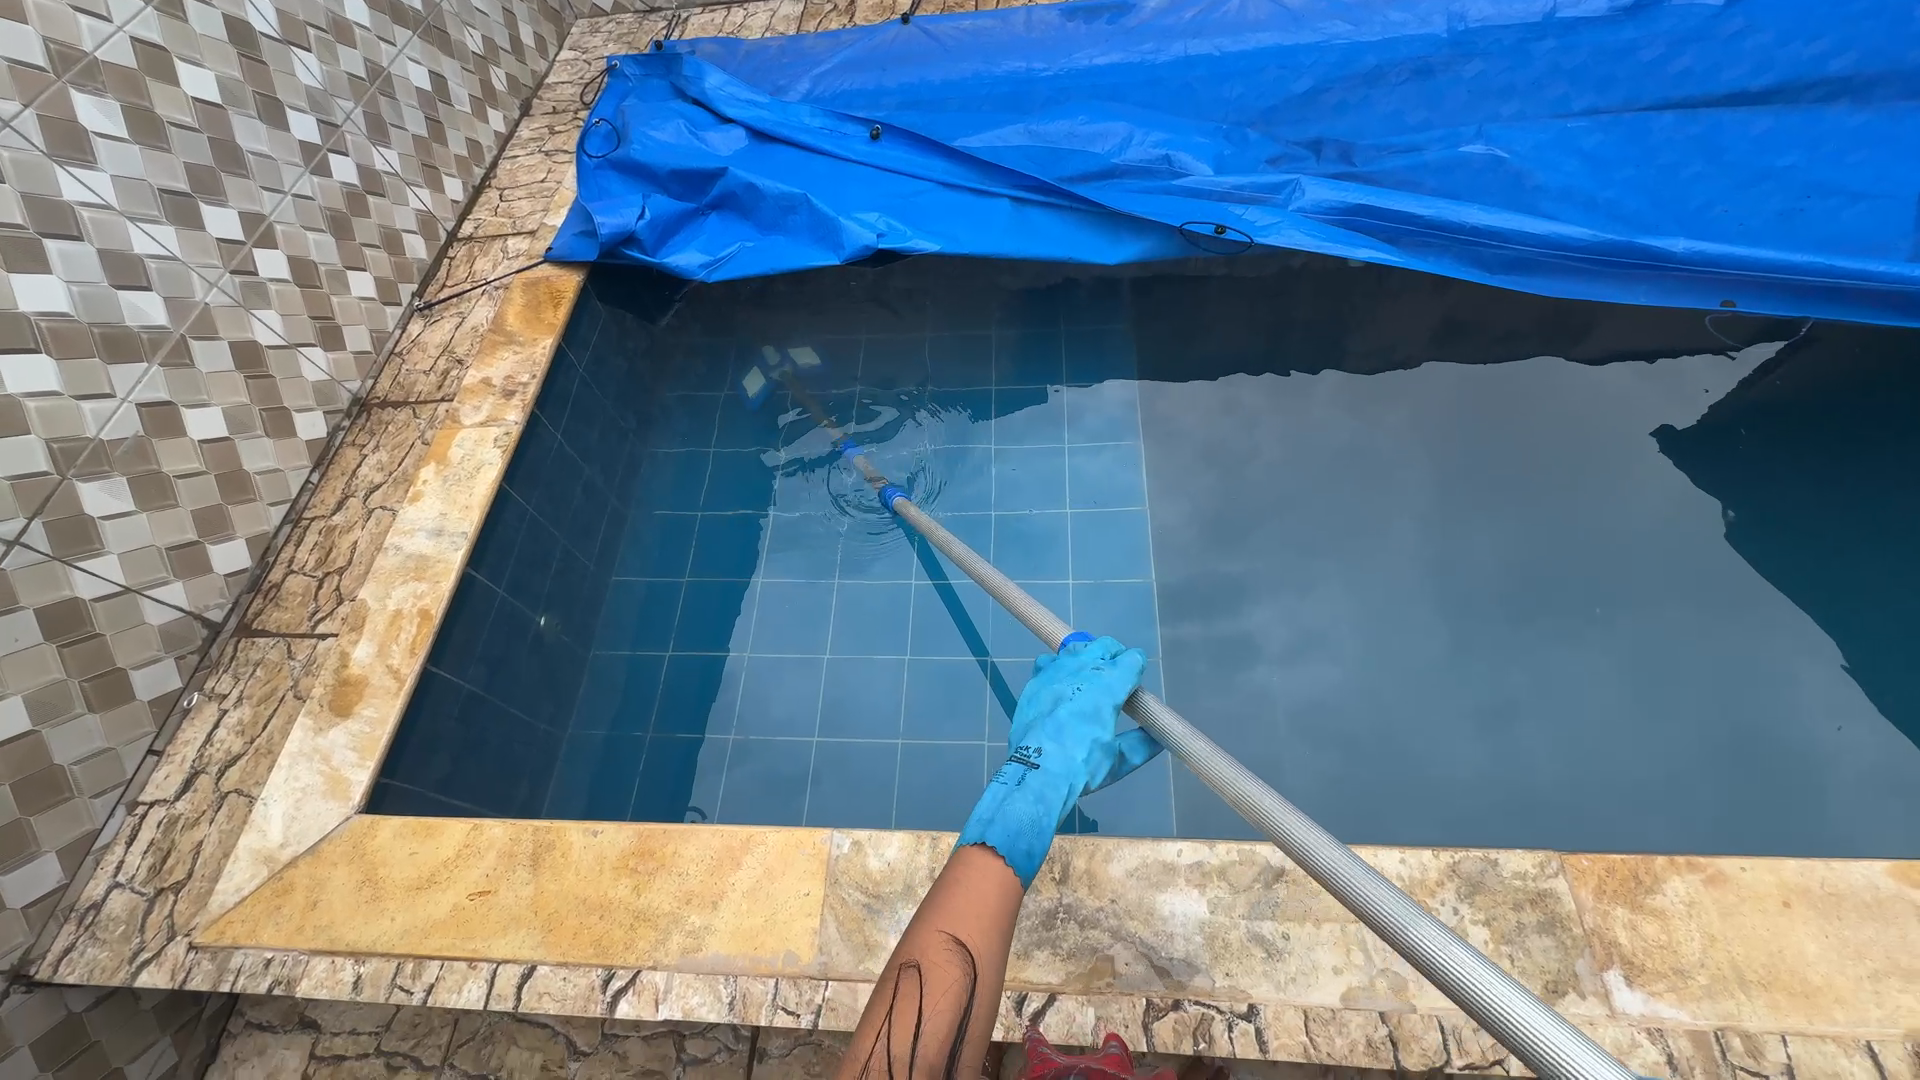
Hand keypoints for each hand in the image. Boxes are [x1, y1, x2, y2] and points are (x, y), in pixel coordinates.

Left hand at [955, 635, 1163, 886]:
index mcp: (1108, 685)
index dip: (1136, 668)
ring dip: (1088, 658)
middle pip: (1105, 646)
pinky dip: (1059, 668)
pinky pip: (1050, 662)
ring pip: (1077, 649)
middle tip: (1116, 678)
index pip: (1131, 659)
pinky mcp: (1035, 680)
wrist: (1035, 771)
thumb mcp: (1119, 760)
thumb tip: (1158, 739)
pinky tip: (1060, 686)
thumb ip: (1142, 744)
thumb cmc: (1081, 766)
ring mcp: (1055, 671)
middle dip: (1115, 657)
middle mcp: (1082, 669)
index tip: (1135, 683)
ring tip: (1089, 679)